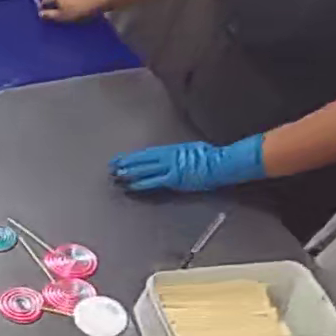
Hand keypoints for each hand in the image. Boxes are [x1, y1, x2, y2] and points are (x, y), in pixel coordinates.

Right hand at [39, 0, 103, 22]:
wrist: (94, 0)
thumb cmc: (76, 10)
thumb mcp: (60, 16)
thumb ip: (49, 15)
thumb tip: (40, 14)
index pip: (44, 0)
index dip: (42, 8)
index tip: (42, 15)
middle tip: (48, 9)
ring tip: (55, 5)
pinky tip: (64, 0)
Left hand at [109, 135, 266, 191]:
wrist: (223, 163)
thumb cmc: (211, 158)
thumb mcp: (192, 151)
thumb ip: (176, 156)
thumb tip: (164, 160)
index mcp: (174, 149)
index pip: (148, 153)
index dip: (132, 157)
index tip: (120, 158)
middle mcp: (170, 156)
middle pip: (143, 160)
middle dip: (126, 163)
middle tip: (112, 166)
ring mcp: (172, 167)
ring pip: (145, 170)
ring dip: (130, 173)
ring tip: (116, 176)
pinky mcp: (174, 178)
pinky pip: (154, 181)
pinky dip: (141, 184)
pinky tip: (131, 186)